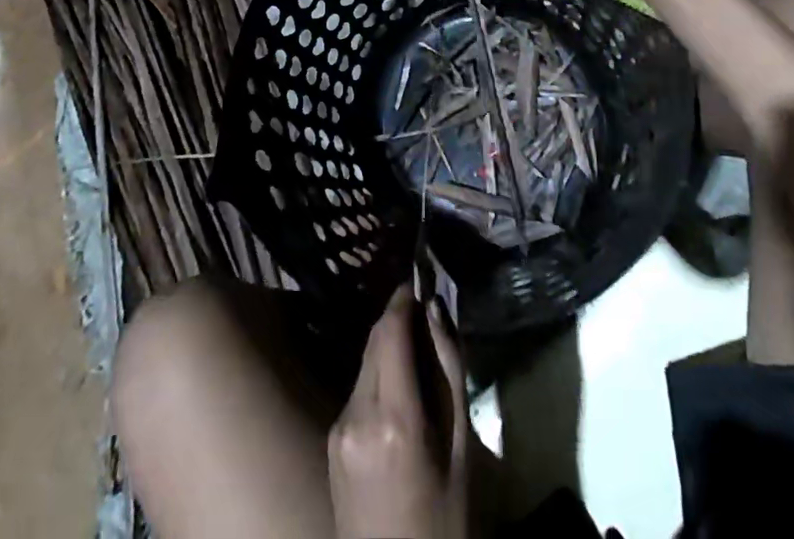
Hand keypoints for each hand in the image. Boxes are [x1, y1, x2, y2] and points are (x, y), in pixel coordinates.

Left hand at [329, 289, 469, 538]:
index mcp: (394, 418)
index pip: (390, 333)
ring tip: (420, 350)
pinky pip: (357, 391)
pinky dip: (379, 377)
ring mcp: (338, 428)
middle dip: (397, 320)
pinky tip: (402, 391)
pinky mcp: (331, 440)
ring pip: (365, 366)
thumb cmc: (446, 518)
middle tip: (425, 308)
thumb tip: (437, 312)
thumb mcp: (462, 450)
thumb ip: (450, 376)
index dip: (402, 299)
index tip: (418, 278)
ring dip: (389, 348)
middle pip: (373, 344)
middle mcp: (356, 414)